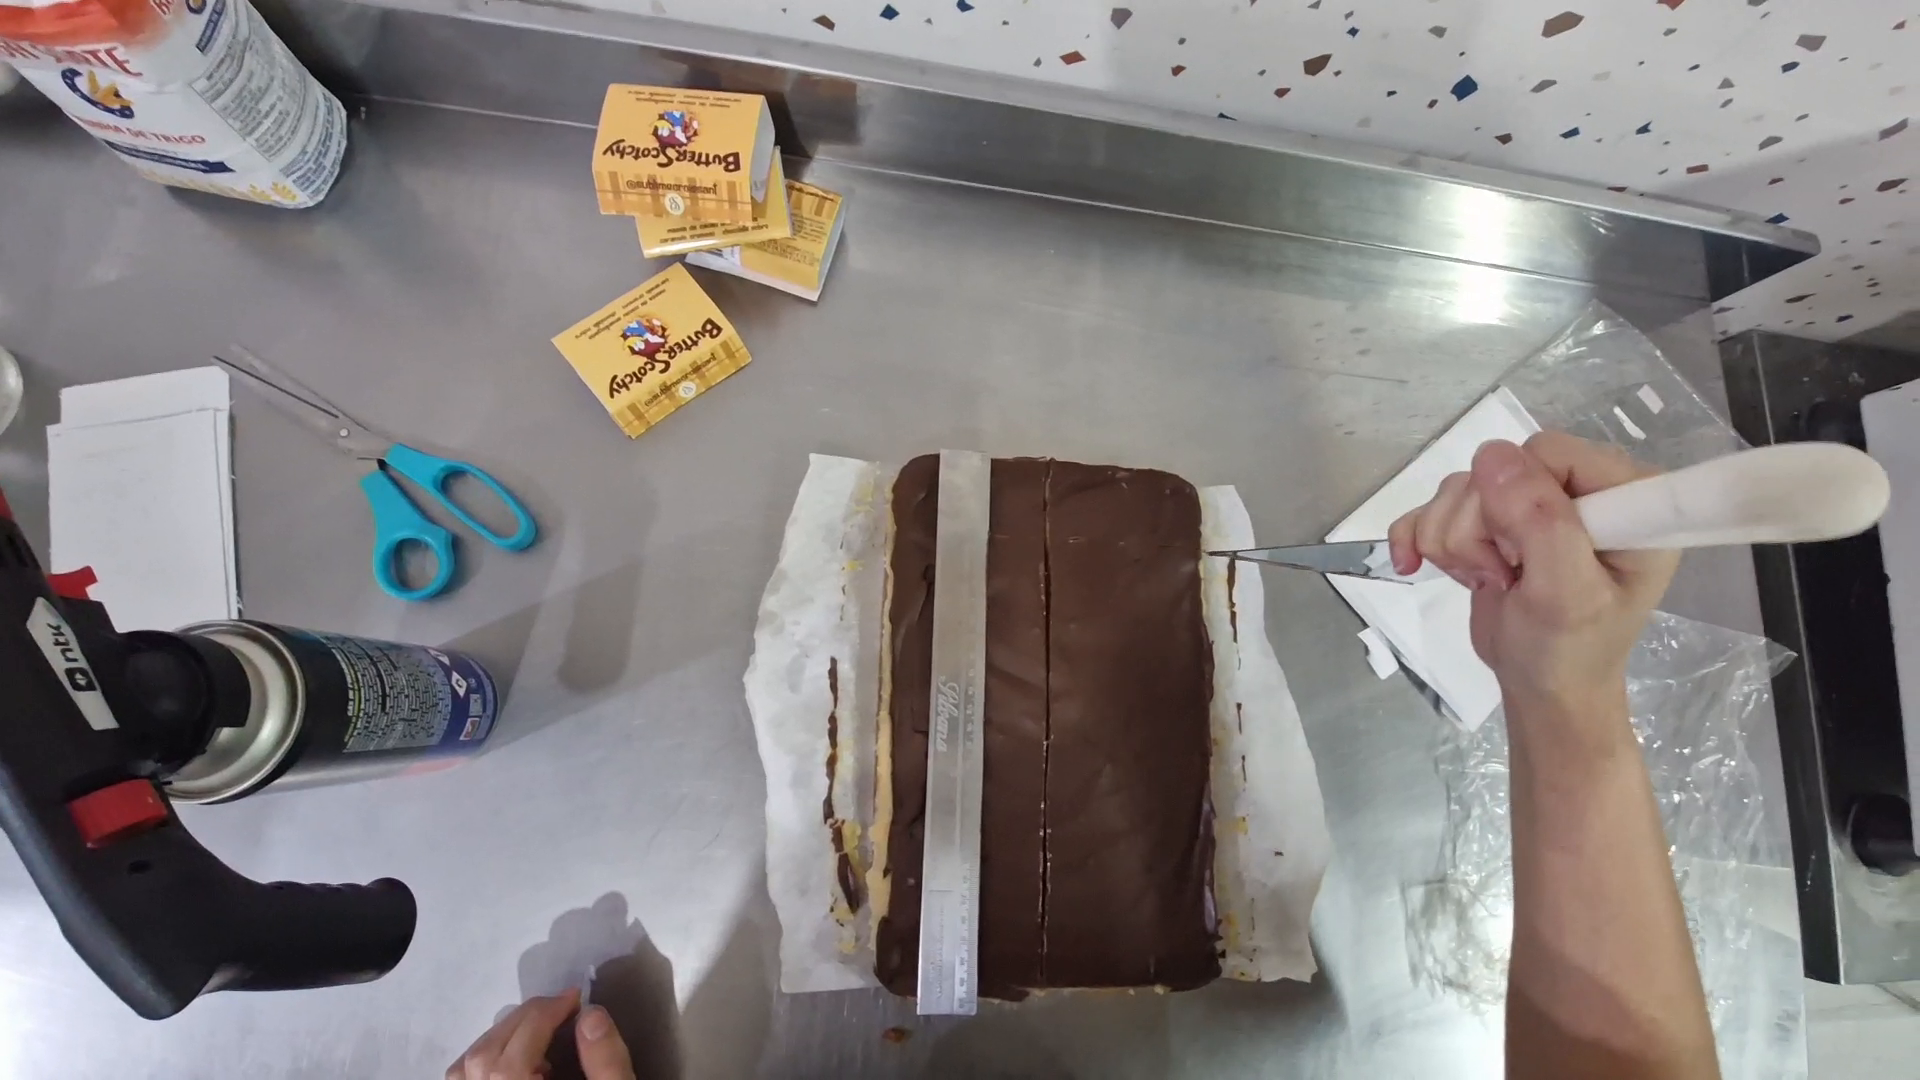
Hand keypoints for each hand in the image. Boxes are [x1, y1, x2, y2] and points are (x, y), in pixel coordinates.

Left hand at [446, 989, 635, 1079]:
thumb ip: (607, 1063)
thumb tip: (591, 1013)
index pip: (512, 1059)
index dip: (543, 1017)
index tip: (576, 998)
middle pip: (483, 1059)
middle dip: (525, 1019)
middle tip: (563, 1006)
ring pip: (462, 1072)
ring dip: (500, 1036)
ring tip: (540, 1027)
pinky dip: (482, 1061)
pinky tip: (516, 1059)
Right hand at [1386, 433, 1678, 714]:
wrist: (1540, 685)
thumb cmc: (1568, 649)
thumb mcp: (1564, 593)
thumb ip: (1539, 522)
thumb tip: (1492, 457)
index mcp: (1624, 495)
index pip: (1545, 453)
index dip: (1516, 499)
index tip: (1524, 553)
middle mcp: (1577, 489)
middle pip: (1492, 472)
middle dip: (1476, 529)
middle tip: (1504, 575)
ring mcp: (1526, 505)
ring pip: (1457, 490)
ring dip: (1450, 541)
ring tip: (1485, 580)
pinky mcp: (1485, 523)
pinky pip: (1429, 507)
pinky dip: (1414, 538)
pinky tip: (1415, 565)